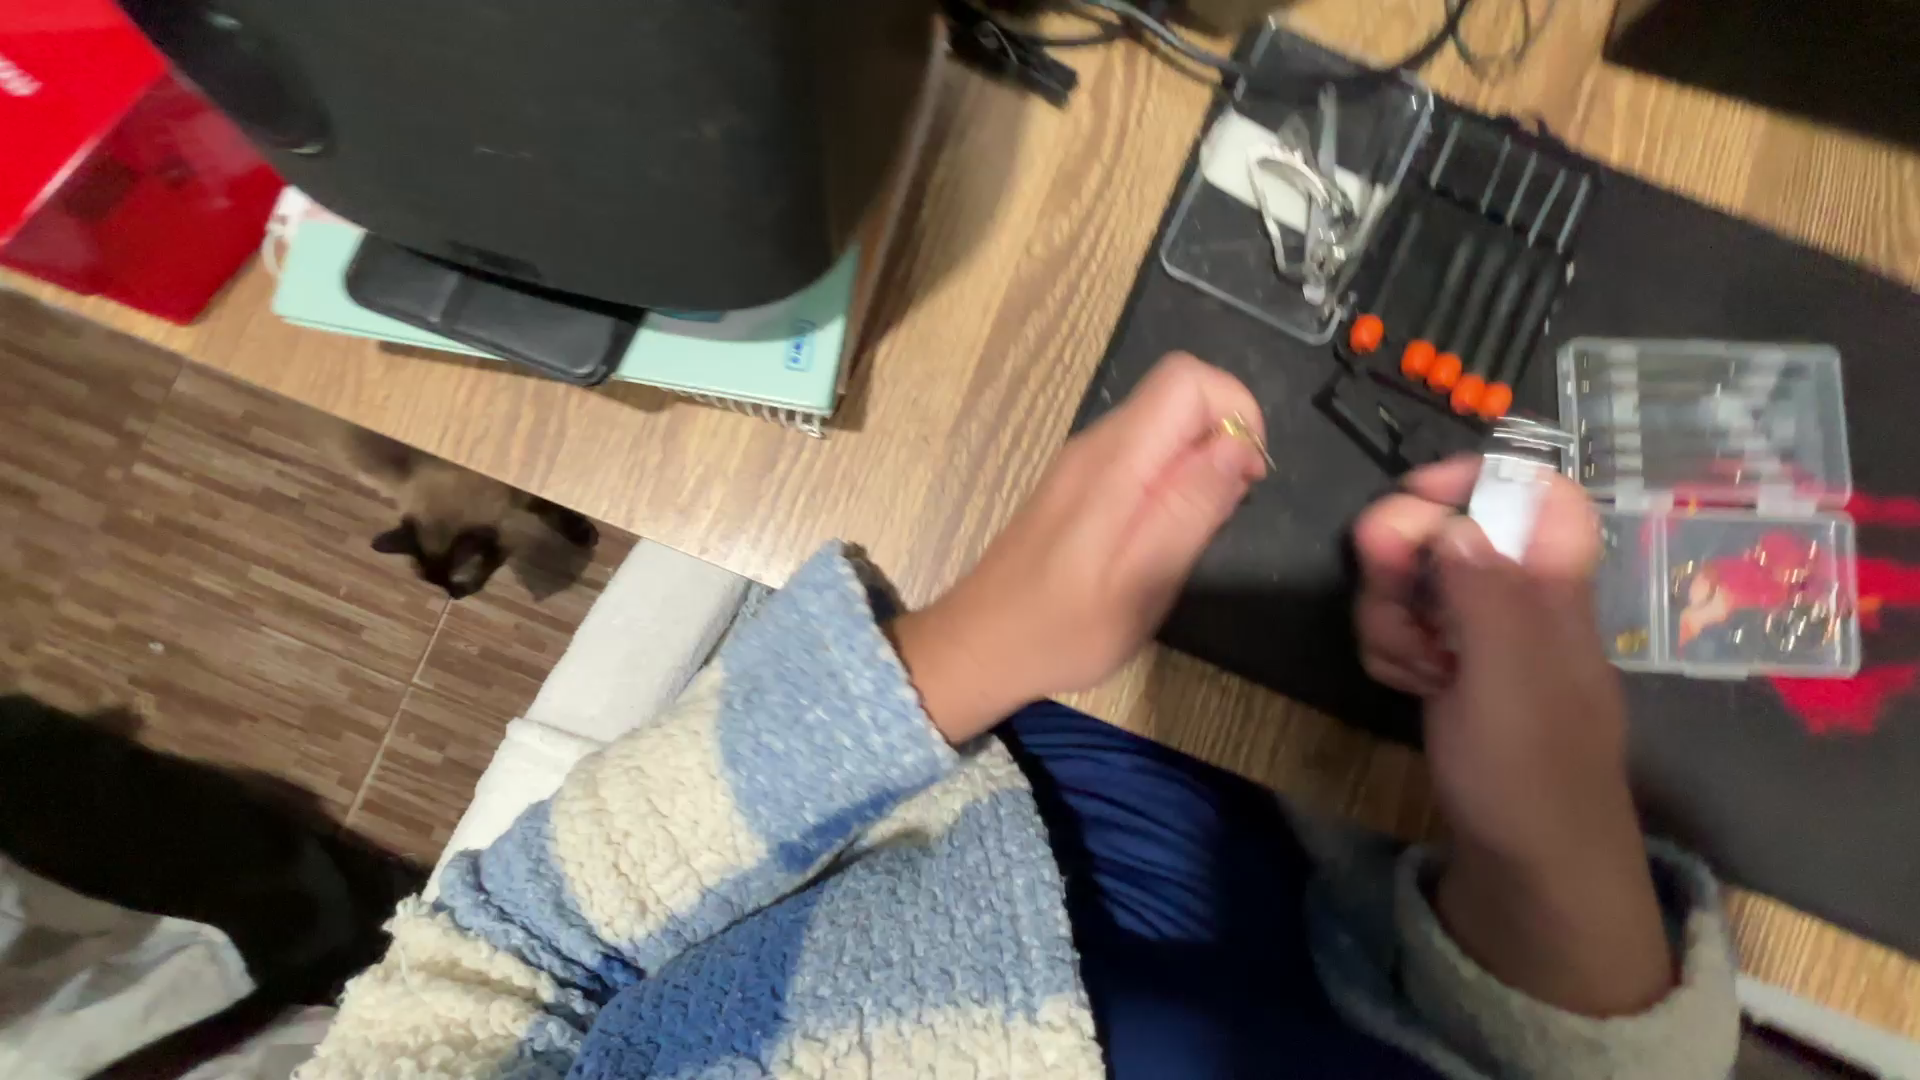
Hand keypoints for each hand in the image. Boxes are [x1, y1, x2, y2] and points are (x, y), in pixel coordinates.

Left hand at [891, 352, 1265, 744]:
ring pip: (1159, 429)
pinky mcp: (1072, 488)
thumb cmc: (1061, 630)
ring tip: (1187, 537)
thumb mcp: (1143, 581)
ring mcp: (1078, 466)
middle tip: (1220, 516)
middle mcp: (1092, 447)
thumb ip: (1192, 507)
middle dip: (1220, 442)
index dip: (1235, 411)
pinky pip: (1136, 458)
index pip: (1187, 378)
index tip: (1247, 477)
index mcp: (1113, 461)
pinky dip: (1165, 482)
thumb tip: (1238, 443)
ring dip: (1194, 467)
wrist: (979, 646)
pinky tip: (1154, 540)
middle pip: (1175, 398)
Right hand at [1354, 456, 1672, 1015]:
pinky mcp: (1445, 659)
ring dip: (1389, 619)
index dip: (1477, 478)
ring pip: (1408, 582)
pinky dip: (1390, 650)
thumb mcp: (1511, 682)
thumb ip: (1486, 595)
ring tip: (1417, 670)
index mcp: (1549, 588)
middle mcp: (1513, 596)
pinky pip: (1397, 626)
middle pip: (1443, 533)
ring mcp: (1475, 629)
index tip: (1413, 500)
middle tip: (1398, 612)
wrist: (1525, 860)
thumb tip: (1454, 521)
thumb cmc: (1529, 772)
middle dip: (1400, 567)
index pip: (1536, 492)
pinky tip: (1412, 685)